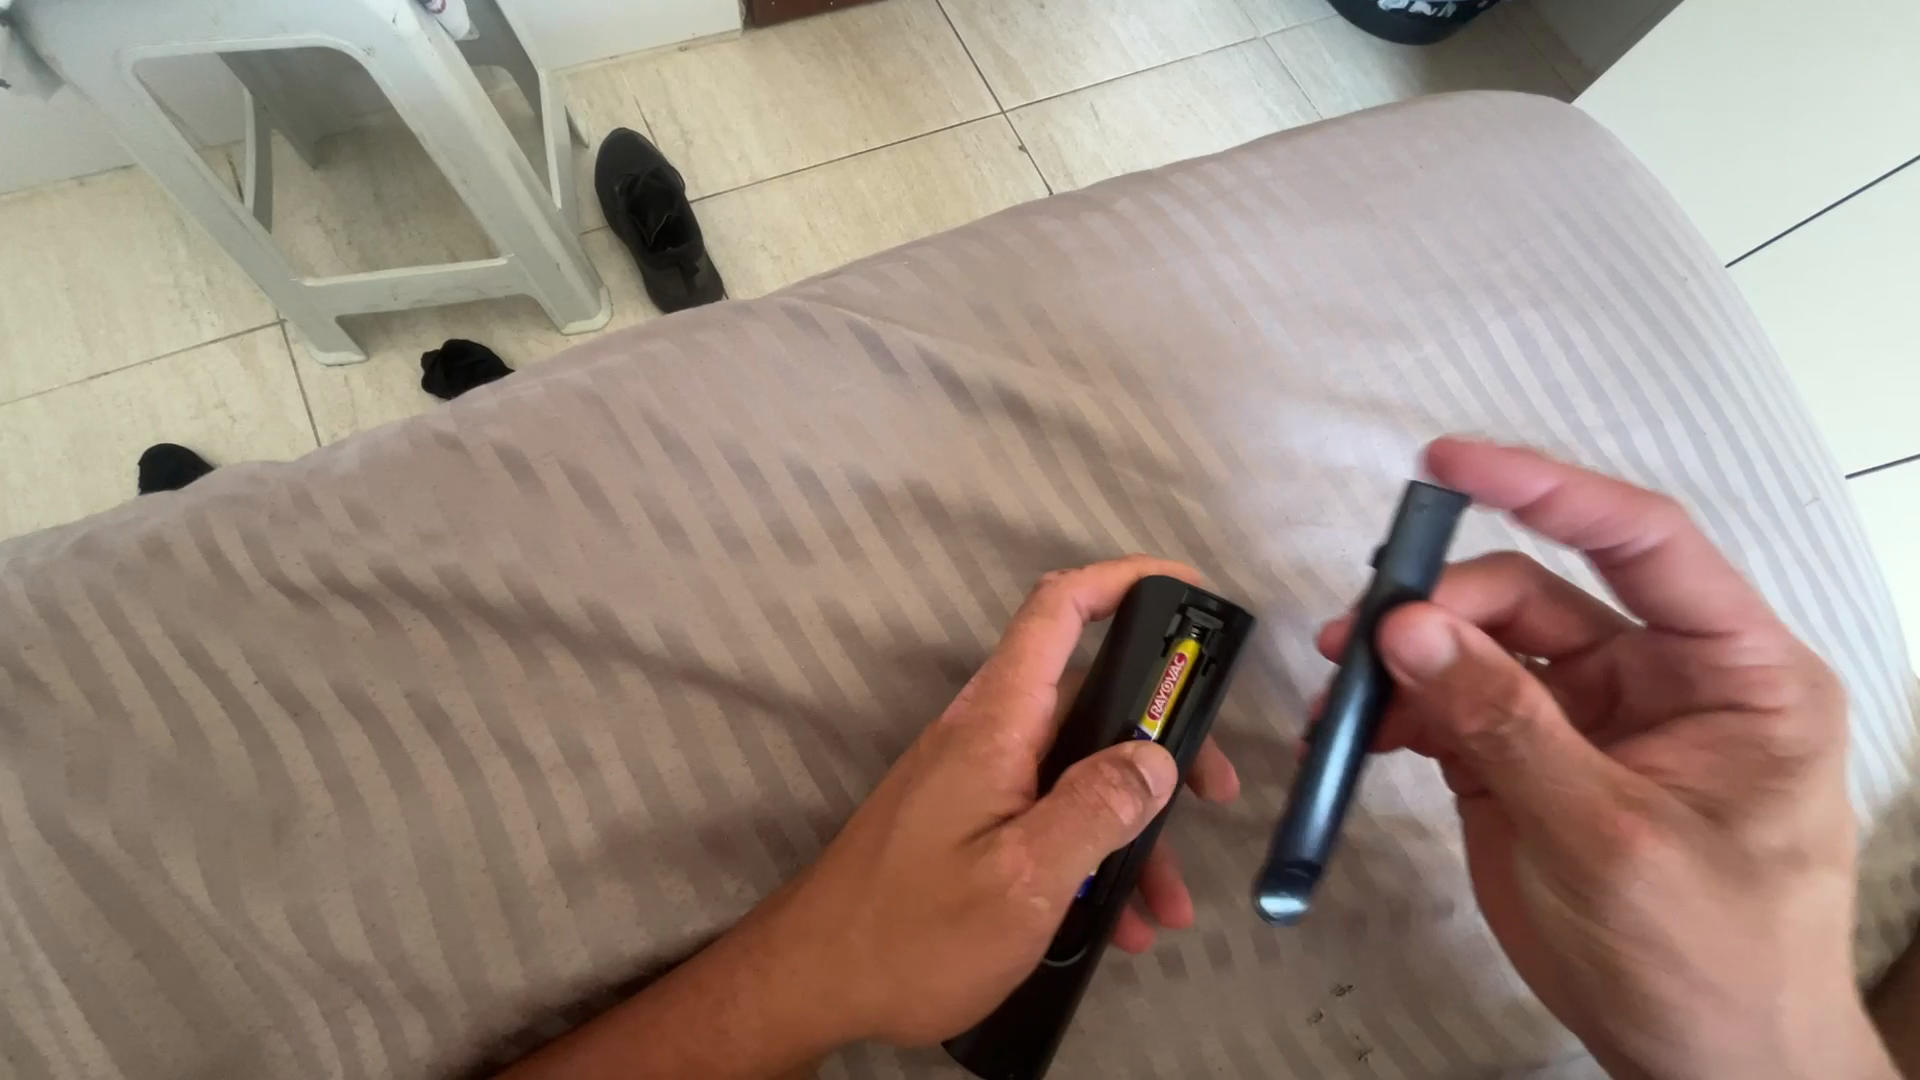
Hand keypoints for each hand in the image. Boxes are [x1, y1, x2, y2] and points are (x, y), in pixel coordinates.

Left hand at [501, 556, 1237, 1079]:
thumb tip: (1155, 758)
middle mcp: (989, 730)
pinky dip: (1090, 851)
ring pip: (1078, 766)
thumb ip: (1095, 809)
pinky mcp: (975, 815)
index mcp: (997, 718)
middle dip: (1161, 736)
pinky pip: (1049, 812)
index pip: (1058, 609)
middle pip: (1090, 694)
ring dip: (1132, 821)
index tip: (1186, 588)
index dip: (1122, 579)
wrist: (816, 979)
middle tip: (1217, 788)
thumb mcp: (1025, 877)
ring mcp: (981, 773)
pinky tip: (1117, 919)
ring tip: (1169, 900)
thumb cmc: (915, 929)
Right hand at [1316, 438, 1894, 1079]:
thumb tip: (1401, 627)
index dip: (1544, 489)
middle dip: (1433, 611)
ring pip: (1463, 643)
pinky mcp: (1509, 744)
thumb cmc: (1695, 949)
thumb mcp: (1601, 830)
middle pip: (1519, 596)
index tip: (1445, 462)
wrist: (1682, 1054)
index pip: (1638, 543)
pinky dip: (1389, 709)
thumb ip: (1500, 719)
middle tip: (1358, 642)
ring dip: (1396, 659)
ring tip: (1339, 691)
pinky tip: (1351, 733)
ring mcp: (1567, 708)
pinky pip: (1437, 698)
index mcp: (1721, 671)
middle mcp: (1641, 672)